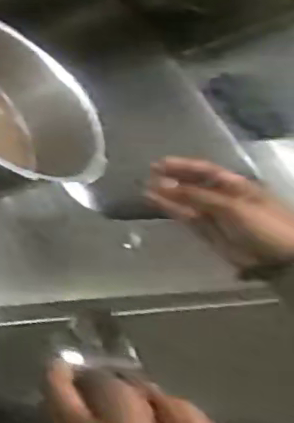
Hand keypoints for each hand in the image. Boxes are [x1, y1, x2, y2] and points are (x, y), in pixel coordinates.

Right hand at [148, 158, 293, 271]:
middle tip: (148, 176)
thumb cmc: (264, 227)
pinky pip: (181, 212)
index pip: (208, 171)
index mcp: (239, 188)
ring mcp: (213, 212)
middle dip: (171, 178)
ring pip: (184, 198)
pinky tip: (151, 199)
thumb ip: (194, 194)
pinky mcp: (203, 225)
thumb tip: (158, 183)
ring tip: (145, 188)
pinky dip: (166, 205)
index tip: (158, 163)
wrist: (276, 259)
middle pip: (194, 183)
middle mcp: (225, 197)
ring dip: (165, 192)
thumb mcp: (232, 207)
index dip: (184, 165)